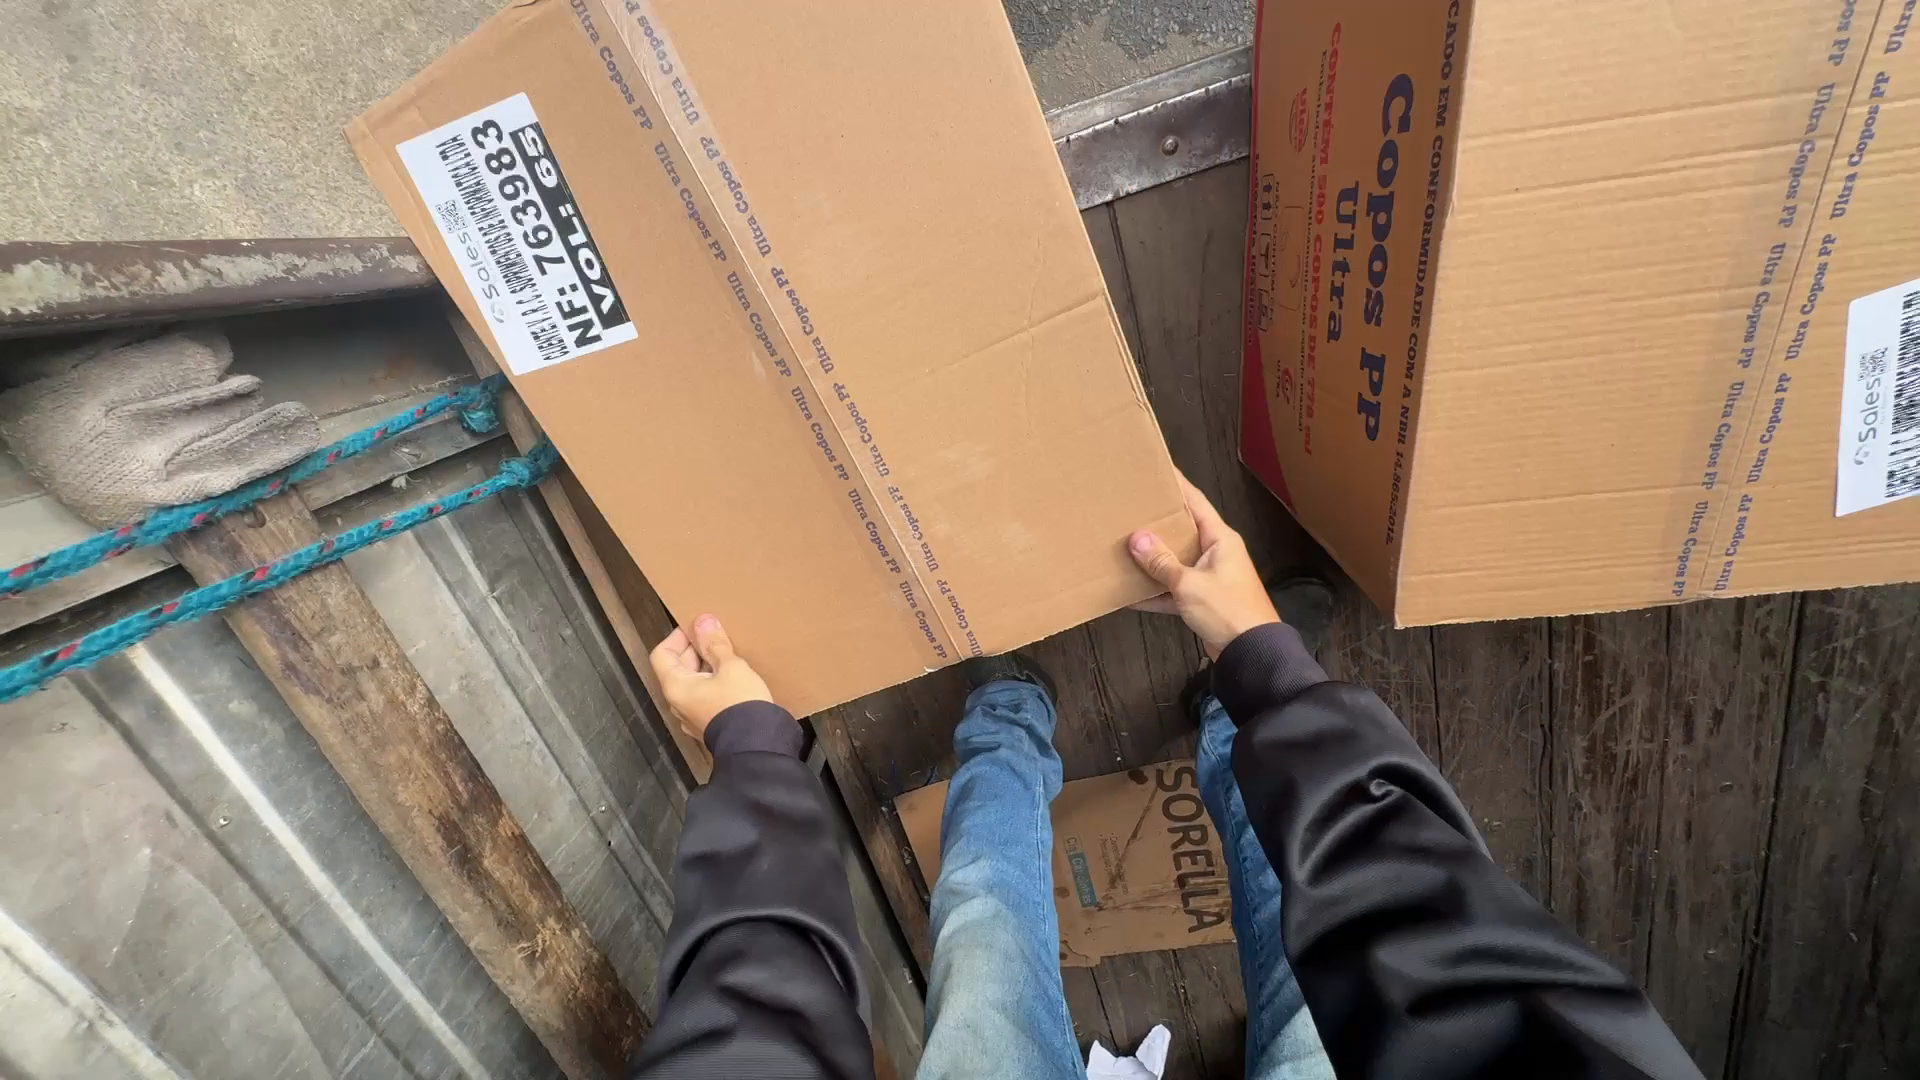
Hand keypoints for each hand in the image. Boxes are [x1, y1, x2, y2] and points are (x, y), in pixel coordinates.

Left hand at [648, 614, 772, 740]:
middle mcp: (678, 703)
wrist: (757, 745)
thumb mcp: (731, 667)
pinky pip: (705, 696)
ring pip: (693, 683)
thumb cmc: (740, 705)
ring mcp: (692, 716)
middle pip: (678, 668)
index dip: (678, 637)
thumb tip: (703, 622)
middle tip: (718, 636)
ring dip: (707, 666)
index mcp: (676, 687)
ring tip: (729, 655)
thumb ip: (715, 644)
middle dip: (696, 649)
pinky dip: (714, 682)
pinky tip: (735, 678)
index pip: (662, 654)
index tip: (699, 627)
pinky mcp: (709, 723)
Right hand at [1128, 474, 1279, 658]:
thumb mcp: (1189, 584)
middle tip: (1132, 508)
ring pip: (1175, 560)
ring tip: (1124, 547)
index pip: (1196, 502)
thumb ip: (1161, 561)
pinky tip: (1130, 595)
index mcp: (1220, 539)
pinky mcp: (1202, 600)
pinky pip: (1173, 590)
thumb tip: (1137, 538)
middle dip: (1158, 522)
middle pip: (1182, 530)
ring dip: (1152, 559)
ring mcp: (1209, 577)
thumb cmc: (1228, 611)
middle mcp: (1216, 553)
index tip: (1158, 469)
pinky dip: (1154, 593)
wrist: (1251, 653)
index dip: (1177, 485)